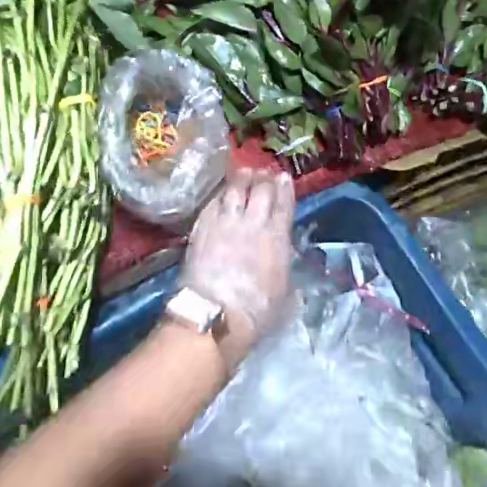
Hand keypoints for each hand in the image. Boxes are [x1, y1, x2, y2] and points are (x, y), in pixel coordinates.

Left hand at [178, 168, 294, 365]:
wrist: (215, 313)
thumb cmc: (257, 311)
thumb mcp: (285, 293)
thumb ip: (285, 269)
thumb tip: (284, 262)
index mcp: (277, 238)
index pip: (283, 204)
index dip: (284, 187)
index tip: (283, 177)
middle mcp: (252, 223)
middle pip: (259, 190)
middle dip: (263, 178)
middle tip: (264, 172)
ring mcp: (224, 223)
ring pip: (233, 191)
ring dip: (241, 179)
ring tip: (243, 172)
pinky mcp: (201, 229)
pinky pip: (212, 203)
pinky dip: (219, 195)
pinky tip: (220, 194)